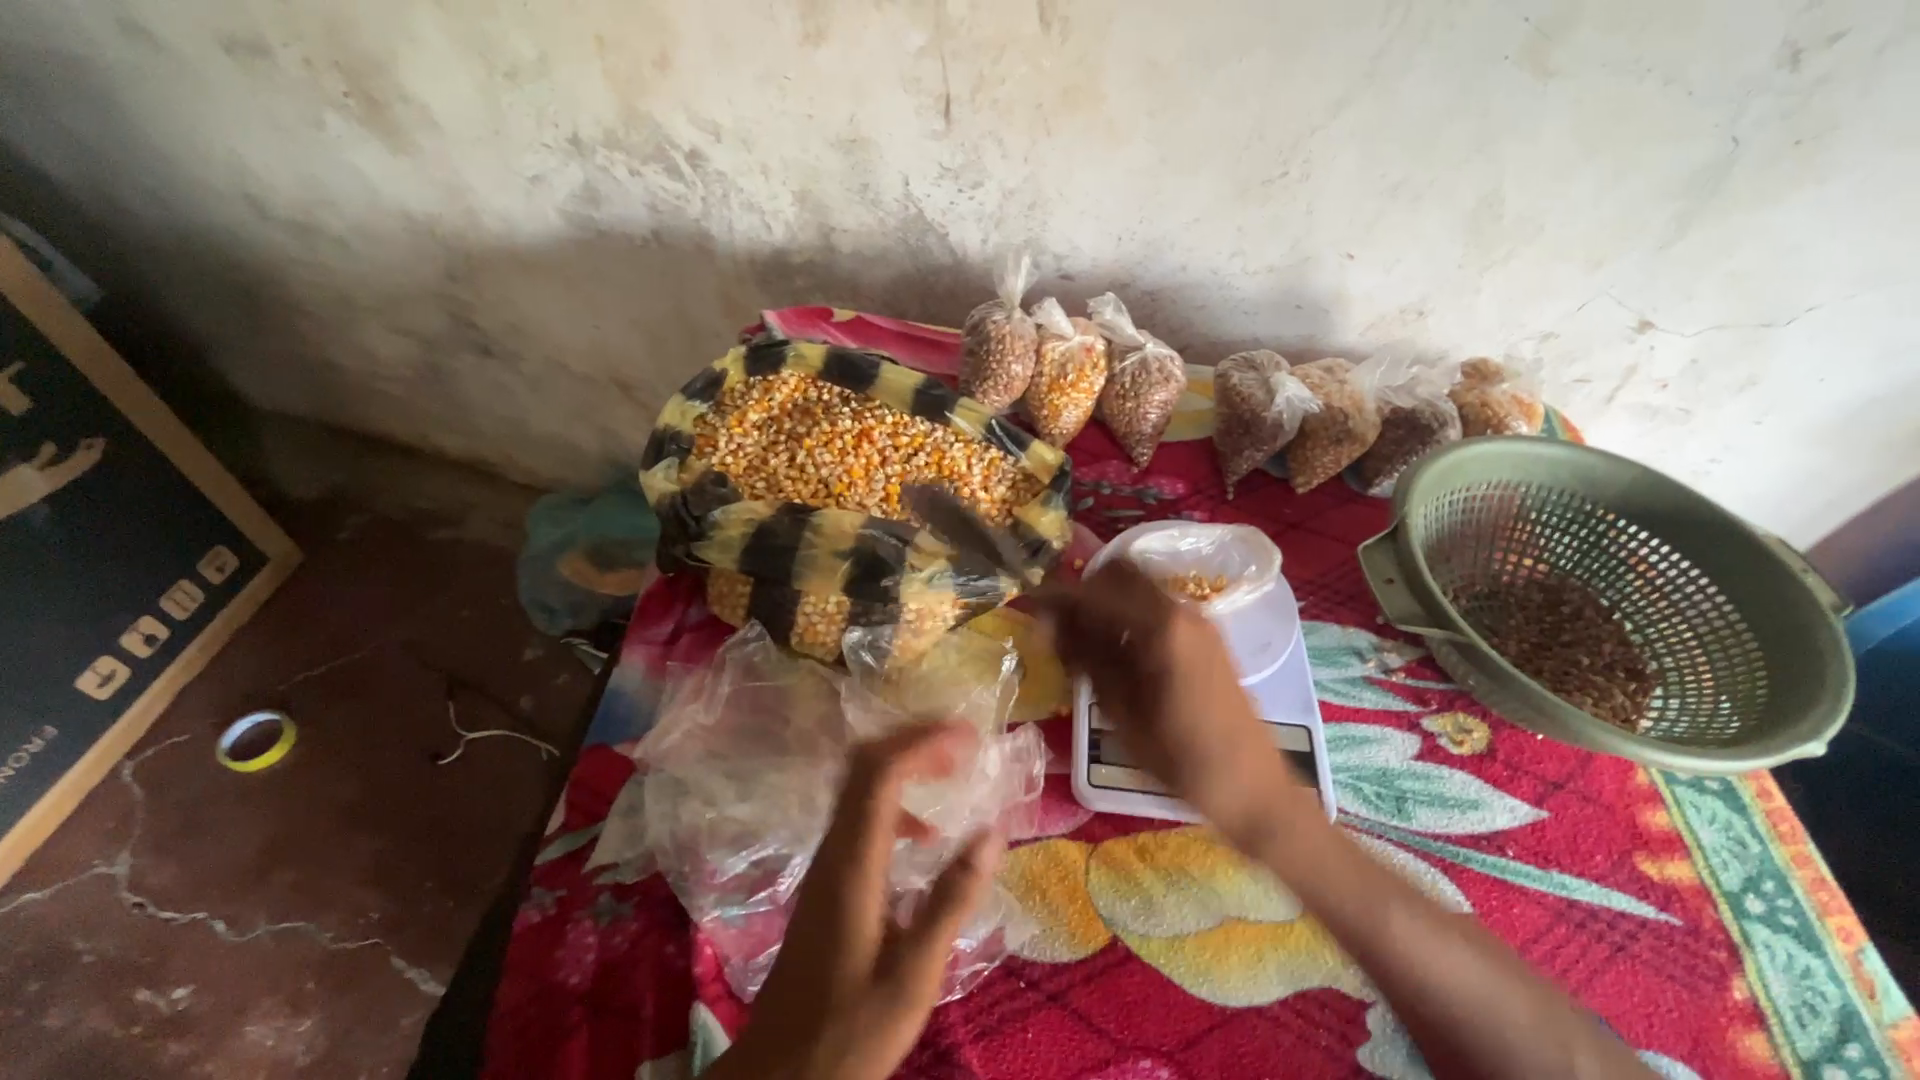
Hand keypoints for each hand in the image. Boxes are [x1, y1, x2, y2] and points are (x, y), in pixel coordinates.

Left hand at [708, 721, 1004, 1079]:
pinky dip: (895, 805)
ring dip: (905, 768)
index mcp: (852, 865)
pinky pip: (859, 818)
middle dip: (914, 741)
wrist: (781, 1073)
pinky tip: (925, 838)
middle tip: (963, 745)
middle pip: (863, 767)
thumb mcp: (913, 974)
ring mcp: (824, 865)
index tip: (970, 736)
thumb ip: (951, 900)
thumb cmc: (850, 1029)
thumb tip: (992, 832)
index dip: (923, 742)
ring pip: (858, 789)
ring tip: (952, 775)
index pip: (880, 774)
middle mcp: (832, 852)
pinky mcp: (826, 882)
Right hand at [1037, 558, 1320, 848]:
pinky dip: (1127, 615)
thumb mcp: (1122, 712)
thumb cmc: (1182, 759)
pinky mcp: (1205, 636)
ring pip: (1138, 588)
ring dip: (1104, 602)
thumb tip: (1049, 622)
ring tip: (1079, 642)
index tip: (1028, 606)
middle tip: (1055, 624)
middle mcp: (1182, 610)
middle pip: (1119, 573)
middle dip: (1082, 591)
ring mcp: (1198, 620)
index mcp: (1161, 627)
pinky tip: (1112, 653)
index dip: (1056, 596)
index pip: (1095, 591)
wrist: (1253, 786)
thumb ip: (1086, 658)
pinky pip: (1155, 607)